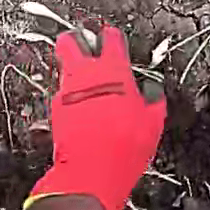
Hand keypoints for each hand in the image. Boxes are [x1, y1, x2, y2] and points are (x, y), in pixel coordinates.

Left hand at [26, 26, 165, 209]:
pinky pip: (62, 91)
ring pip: (64, 64)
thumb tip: (151, 90)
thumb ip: (152, 99)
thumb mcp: (152, 122)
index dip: (112, 36)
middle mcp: (88, 74)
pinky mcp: (56, 109)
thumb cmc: (126, 146)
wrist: (90, 173)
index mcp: (115, 71)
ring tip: (85, 76)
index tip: (113, 38)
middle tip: (87, 46)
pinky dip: (70, 93)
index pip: (111, 39)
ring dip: (73, 66)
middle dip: (77, 40)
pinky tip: (80, 105)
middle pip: (72, 41)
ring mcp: (68, 90)